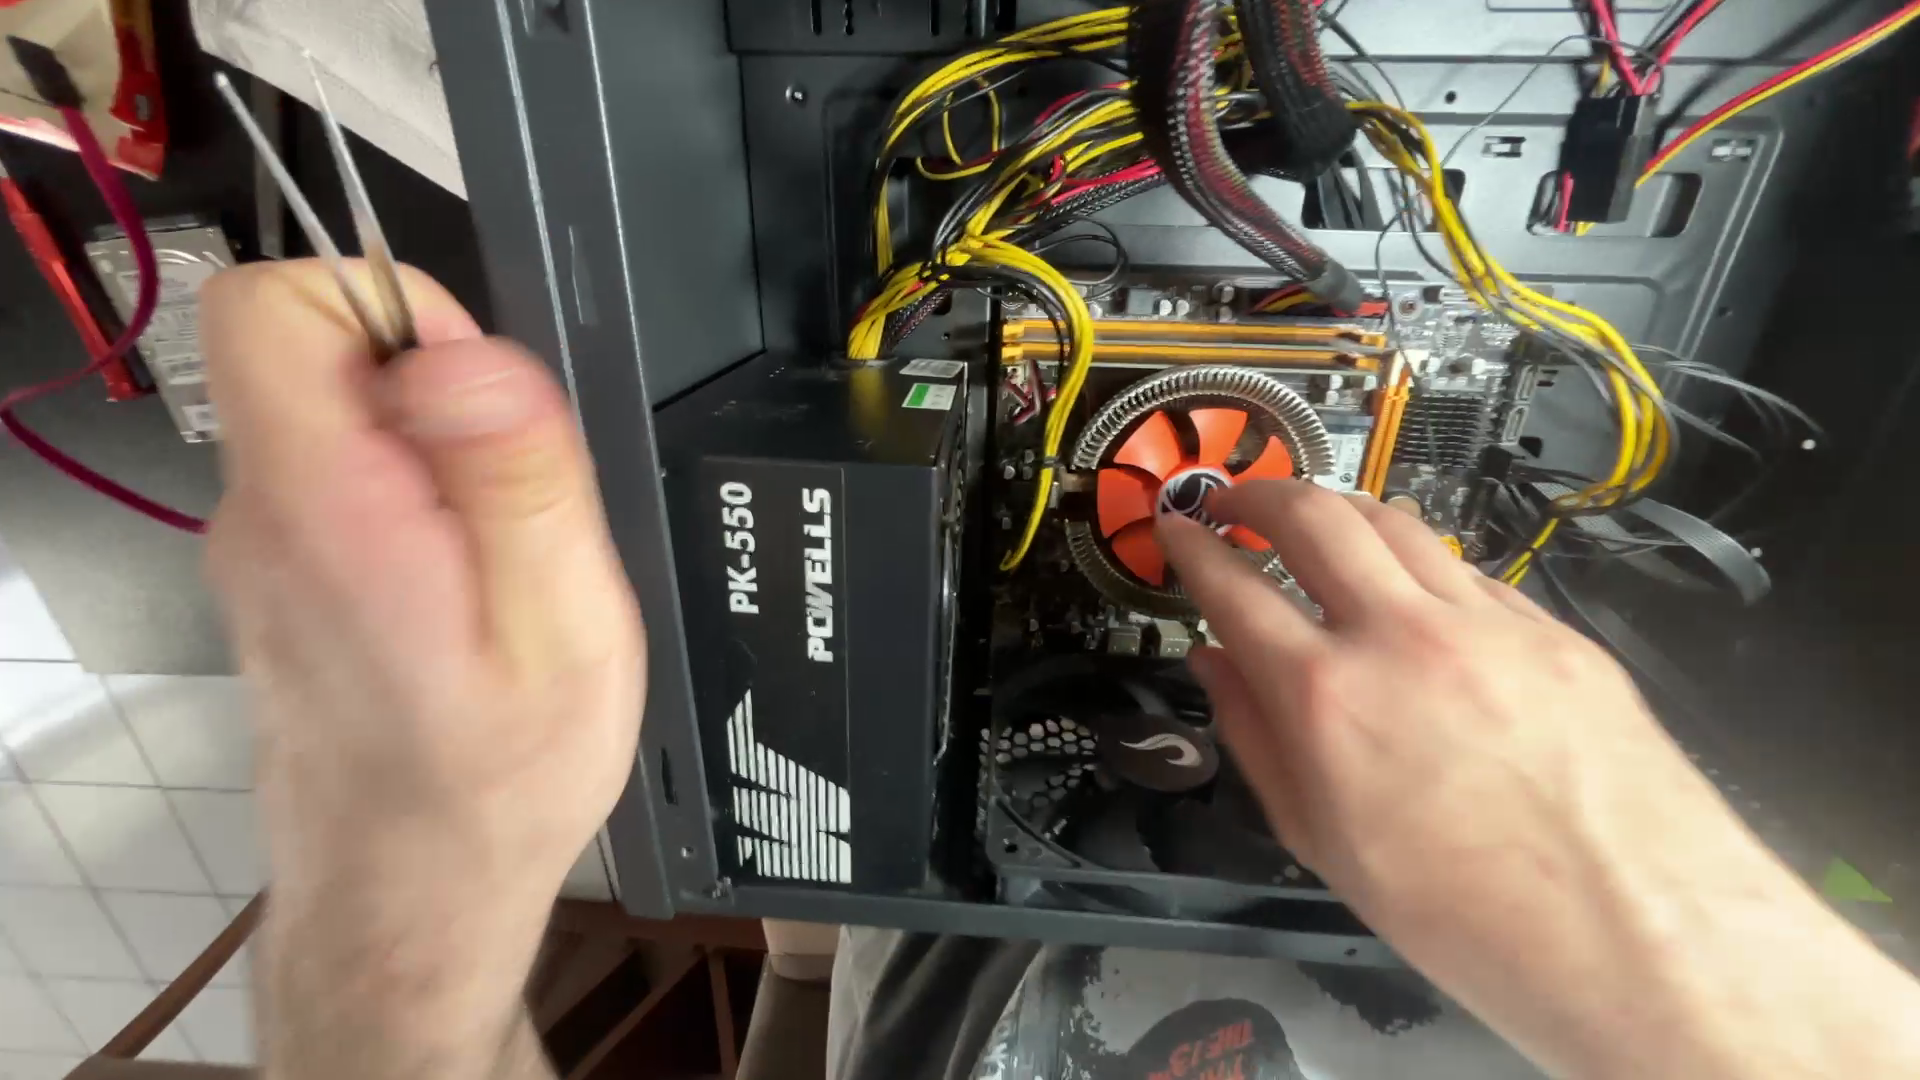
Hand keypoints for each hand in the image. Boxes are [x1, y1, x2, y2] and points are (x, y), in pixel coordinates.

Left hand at [201, 260, 640, 1077]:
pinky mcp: (293, 582)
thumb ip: (516, 479)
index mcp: (332, 509)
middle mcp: (267, 516)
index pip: (281, 308)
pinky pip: (360, 486)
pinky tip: (480, 595)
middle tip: (532, 515)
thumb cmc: (509, 770)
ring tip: (514, 569)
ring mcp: (270, 552)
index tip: (491, 399)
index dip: (398, 311)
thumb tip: (460, 351)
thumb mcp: (561, 622)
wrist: (421, 893)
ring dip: (453, 463)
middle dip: (453, 400)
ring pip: (356, 426)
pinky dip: (431, 506)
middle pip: (328, 362)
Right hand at [1156, 481, 1919, 1078]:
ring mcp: (1485, 625)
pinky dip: (1410, 559)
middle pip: (1310, 517)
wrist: (1647, 947)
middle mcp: (1400, 637)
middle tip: (1231, 501)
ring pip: (1391, 520)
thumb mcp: (1317, 838)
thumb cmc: (1461, 913)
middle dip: (1255, 495)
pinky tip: (1402, 586)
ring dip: (1333, 506)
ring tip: (1308, 519)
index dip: (1191, 548)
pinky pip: (1460, 567)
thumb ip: (1252, 734)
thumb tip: (1215, 662)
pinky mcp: (1552, 631)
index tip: (1176, 530)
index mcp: (1326, 696)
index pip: (1232, 587)